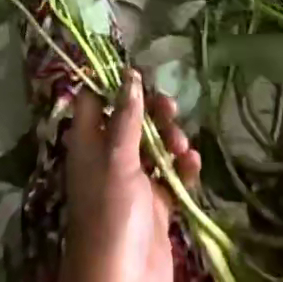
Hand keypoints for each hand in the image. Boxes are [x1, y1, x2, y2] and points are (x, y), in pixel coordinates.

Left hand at [62, 70, 201, 281]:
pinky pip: (171, 175)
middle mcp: (108, 157)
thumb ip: (127, 117)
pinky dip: (183, 167)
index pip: (94, 100)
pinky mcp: (156, 204)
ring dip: (170, 138)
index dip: (111, 82)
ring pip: (154, 145)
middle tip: (171, 107)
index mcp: (89, 143)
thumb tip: (130, 73)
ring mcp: (133, 182)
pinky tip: (193, 164)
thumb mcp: (117, 159)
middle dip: (152, 110)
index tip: (137, 67)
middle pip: (130, 119)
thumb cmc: (111, 214)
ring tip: (182, 146)